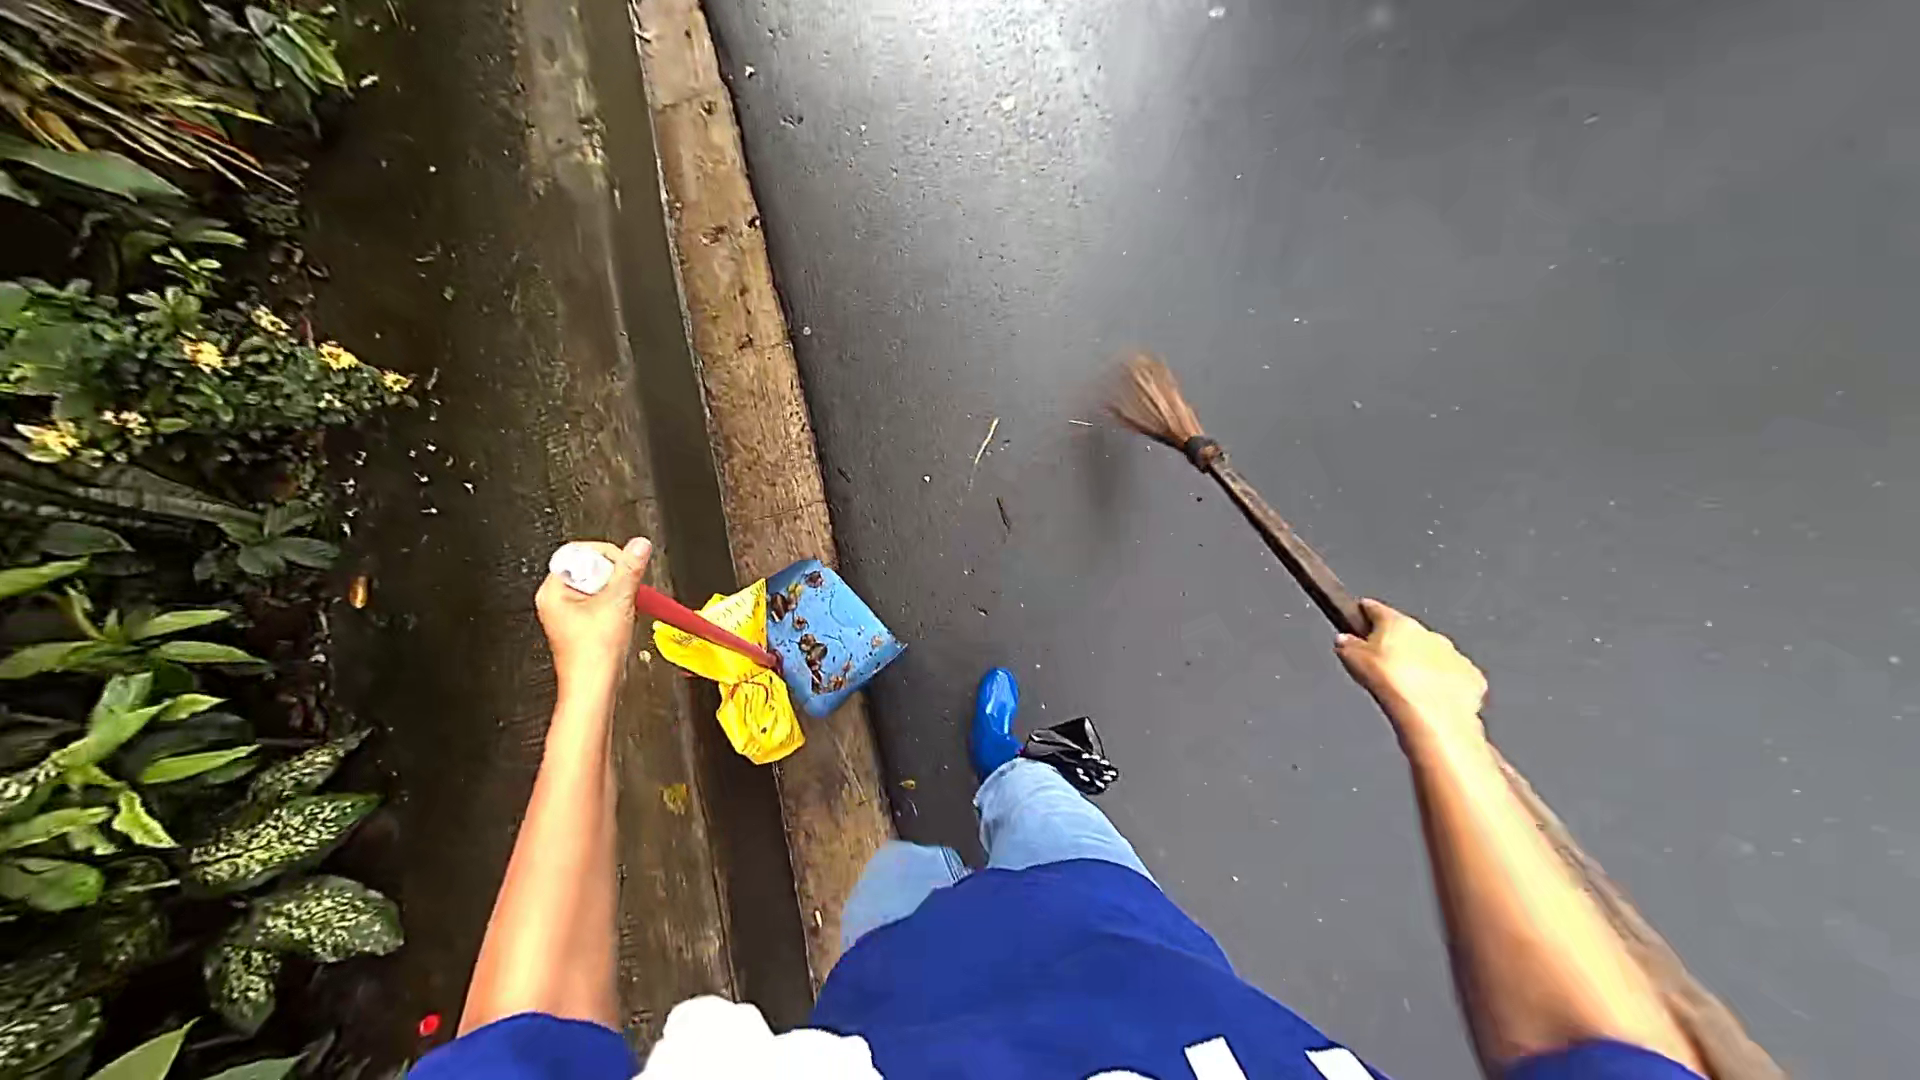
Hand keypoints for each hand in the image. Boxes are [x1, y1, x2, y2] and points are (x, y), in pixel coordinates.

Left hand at [535, 537, 650, 696]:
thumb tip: (639, 545)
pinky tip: (621, 614)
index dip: (605, 556)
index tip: (622, 566)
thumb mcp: (617, 601)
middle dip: (615, 574)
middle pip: (591, 566)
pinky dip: (616, 602)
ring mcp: (570, 610)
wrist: (593, 684)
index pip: (579, 552)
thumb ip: (630, 569)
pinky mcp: (583, 620)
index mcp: (553, 590)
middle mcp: (557, 598)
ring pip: (599, 583)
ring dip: (618, 589)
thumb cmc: (592, 653)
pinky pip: (602, 598)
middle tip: (623, 589)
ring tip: (622, 605)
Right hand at [1334, 598, 1487, 750]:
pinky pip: (1453, 675)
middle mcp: (1428, 634)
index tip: (1361, 611)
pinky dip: (1442, 682)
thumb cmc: (1392, 685)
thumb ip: (1346, 644)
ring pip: (1432, 653)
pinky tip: (1429, 696)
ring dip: (1419, 663)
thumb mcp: (1351, 659)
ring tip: (1405, 685)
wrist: (1431, 715)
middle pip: (1406, 633)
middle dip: (1395, 644)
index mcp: (1398, 623)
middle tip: (1381, 663)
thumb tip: (1344, 640)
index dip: (1365, 610)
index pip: (1376, 609)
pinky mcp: (1470, 676)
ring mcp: (1452, 655)